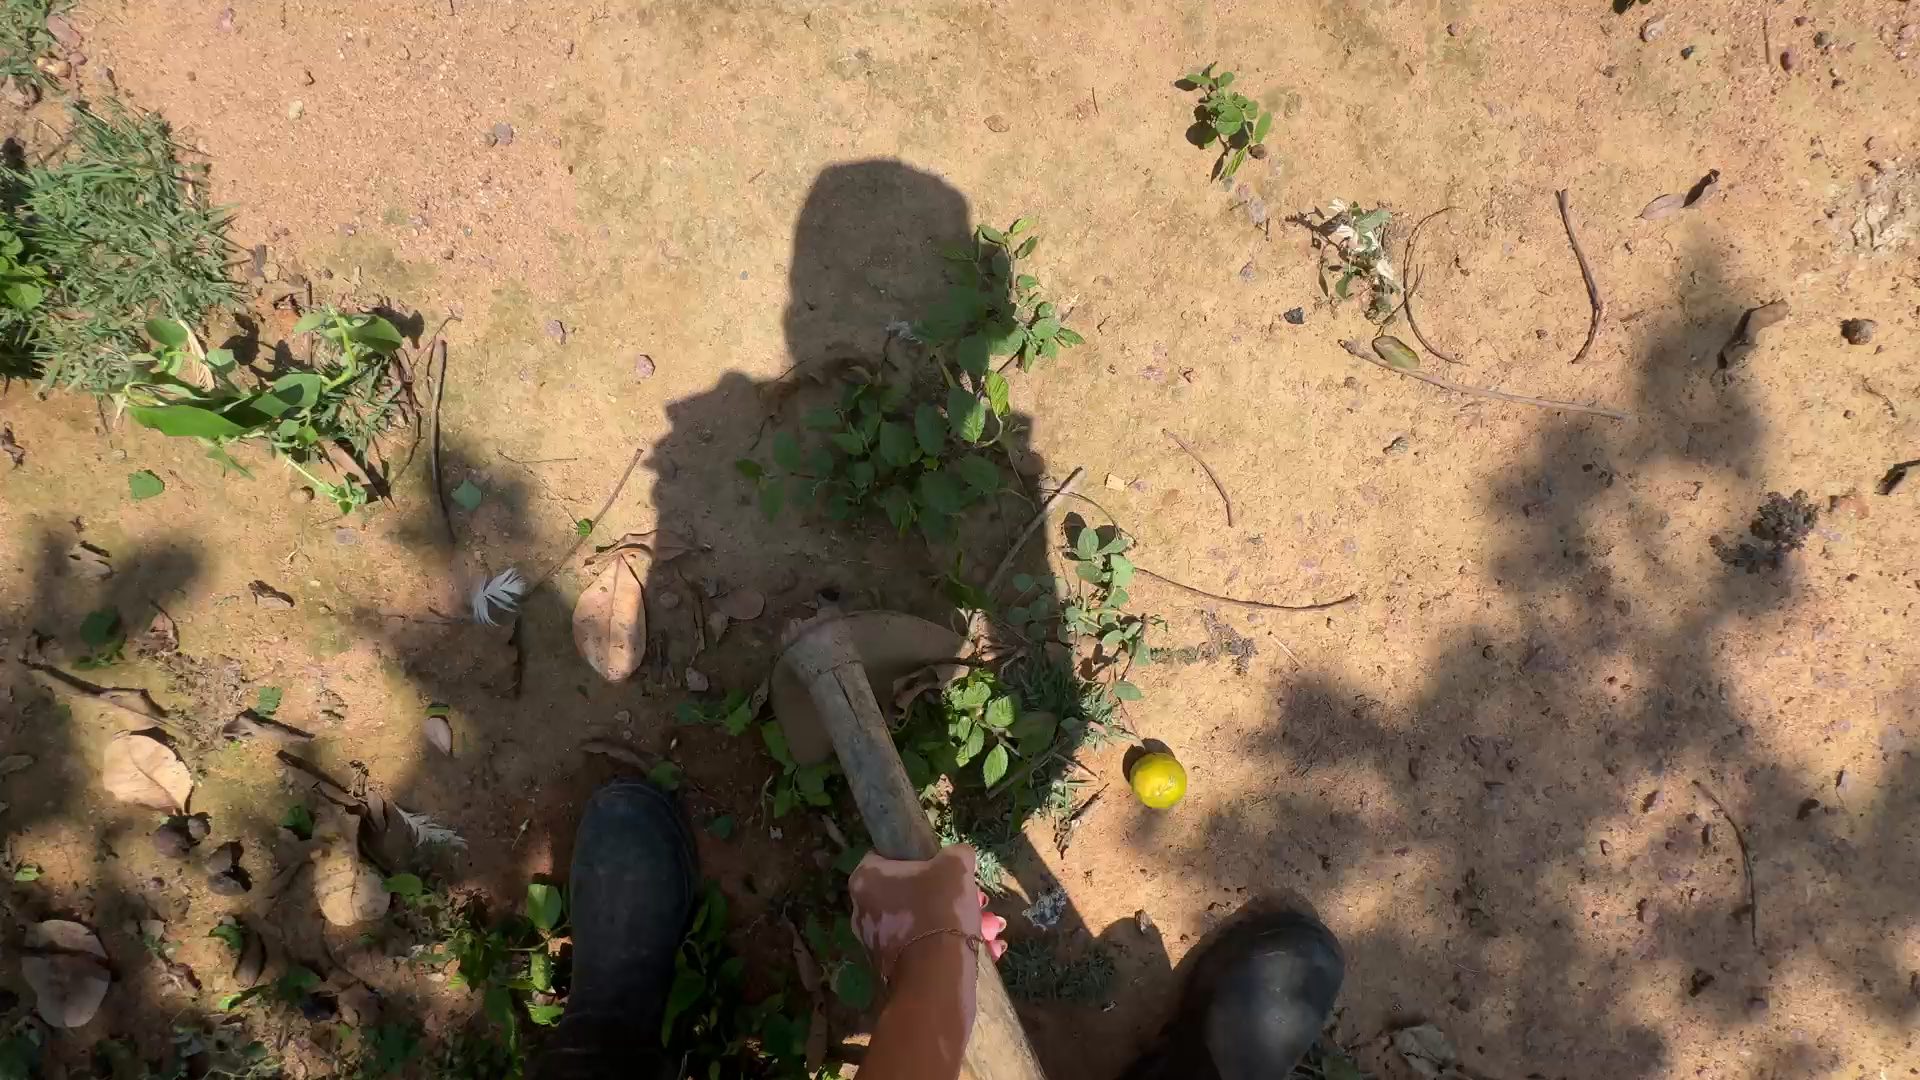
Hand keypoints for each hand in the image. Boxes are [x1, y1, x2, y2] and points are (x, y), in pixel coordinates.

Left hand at [849, 845, 1006, 980]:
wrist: (936, 982)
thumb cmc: (939, 910)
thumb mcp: (956, 865)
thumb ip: (957, 853)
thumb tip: (958, 857)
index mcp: (866, 880)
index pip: (888, 855)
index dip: (919, 857)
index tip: (944, 868)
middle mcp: (862, 911)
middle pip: (911, 891)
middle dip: (948, 896)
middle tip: (978, 901)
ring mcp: (875, 944)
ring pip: (923, 922)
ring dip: (955, 921)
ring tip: (990, 928)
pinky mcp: (890, 971)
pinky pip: (924, 948)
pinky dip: (949, 946)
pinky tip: (985, 948)